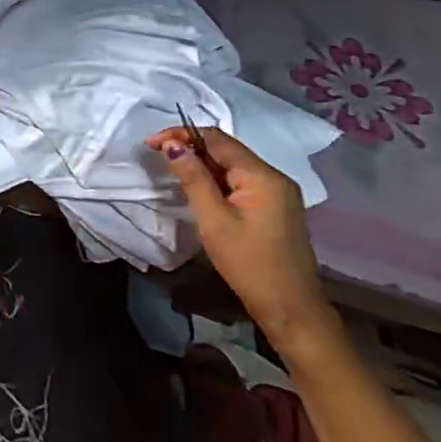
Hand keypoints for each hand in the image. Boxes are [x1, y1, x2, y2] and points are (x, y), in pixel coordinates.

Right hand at [147, 125, 335, 343]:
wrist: (289, 306)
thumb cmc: (247, 262)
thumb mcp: (213, 219)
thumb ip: (193, 178)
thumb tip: (172, 145)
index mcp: (263, 176)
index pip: (218, 139)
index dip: (183, 134)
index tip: (151, 143)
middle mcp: (275, 177)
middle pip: (227, 149)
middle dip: (191, 147)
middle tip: (157, 154)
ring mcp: (278, 192)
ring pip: (233, 165)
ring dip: (202, 163)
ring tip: (172, 169)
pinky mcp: (275, 206)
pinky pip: (240, 181)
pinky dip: (216, 178)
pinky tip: (199, 188)